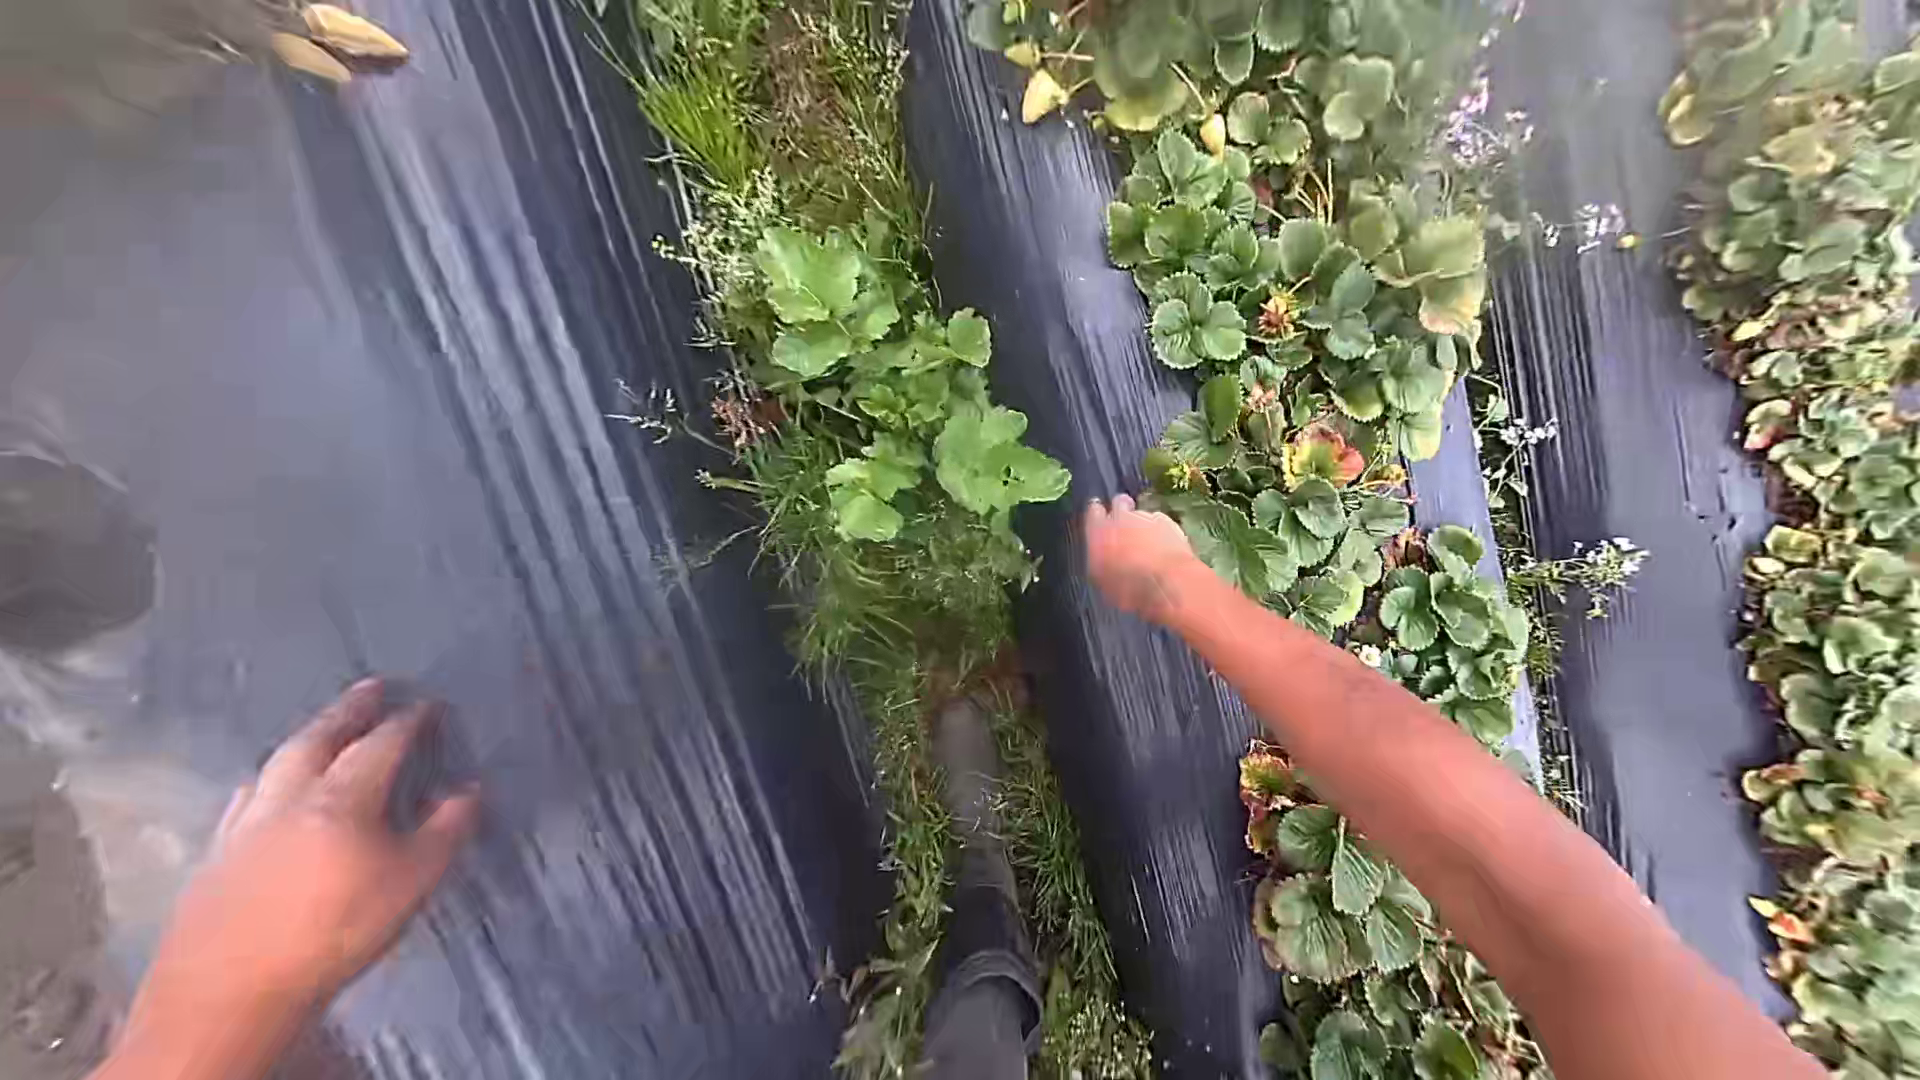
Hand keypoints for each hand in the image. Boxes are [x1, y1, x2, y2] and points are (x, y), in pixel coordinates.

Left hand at [97, 680, 479, 1079]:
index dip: (409, 721)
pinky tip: (270, 787)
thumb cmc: (337, 930)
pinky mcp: (214, 859)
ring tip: (325, 727)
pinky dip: (270, 777)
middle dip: (348, 710)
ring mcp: (243, 829)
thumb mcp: (416, 879)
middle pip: (317, 740)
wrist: (227, 1002)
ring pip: (275, 765)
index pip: (381, 744)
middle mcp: (287, 801)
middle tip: (371, 685)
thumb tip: (468, 790)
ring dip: (306, 738)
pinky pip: (247, 797)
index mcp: (340, 800)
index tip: (430, 703)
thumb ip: (447, 828)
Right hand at [1084, 493, 1200, 623]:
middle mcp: (1121, 517)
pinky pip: (1161, 523)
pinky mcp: (1171, 523)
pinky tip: (1164, 549)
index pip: (1094, 511)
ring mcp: (1148, 517)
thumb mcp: (1101, 579)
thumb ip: (1099, 559)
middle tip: (1125, 531)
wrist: (1168, 584)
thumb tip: (1101, 556)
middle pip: (1120, 503)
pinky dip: (1162, 532)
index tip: (1101, 526)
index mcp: (1099, 530)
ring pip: (1142, 514)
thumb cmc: (1127, 587)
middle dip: (1122, 512)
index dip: (1098, 518)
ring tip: (1148, 546)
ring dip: (1143, 525)